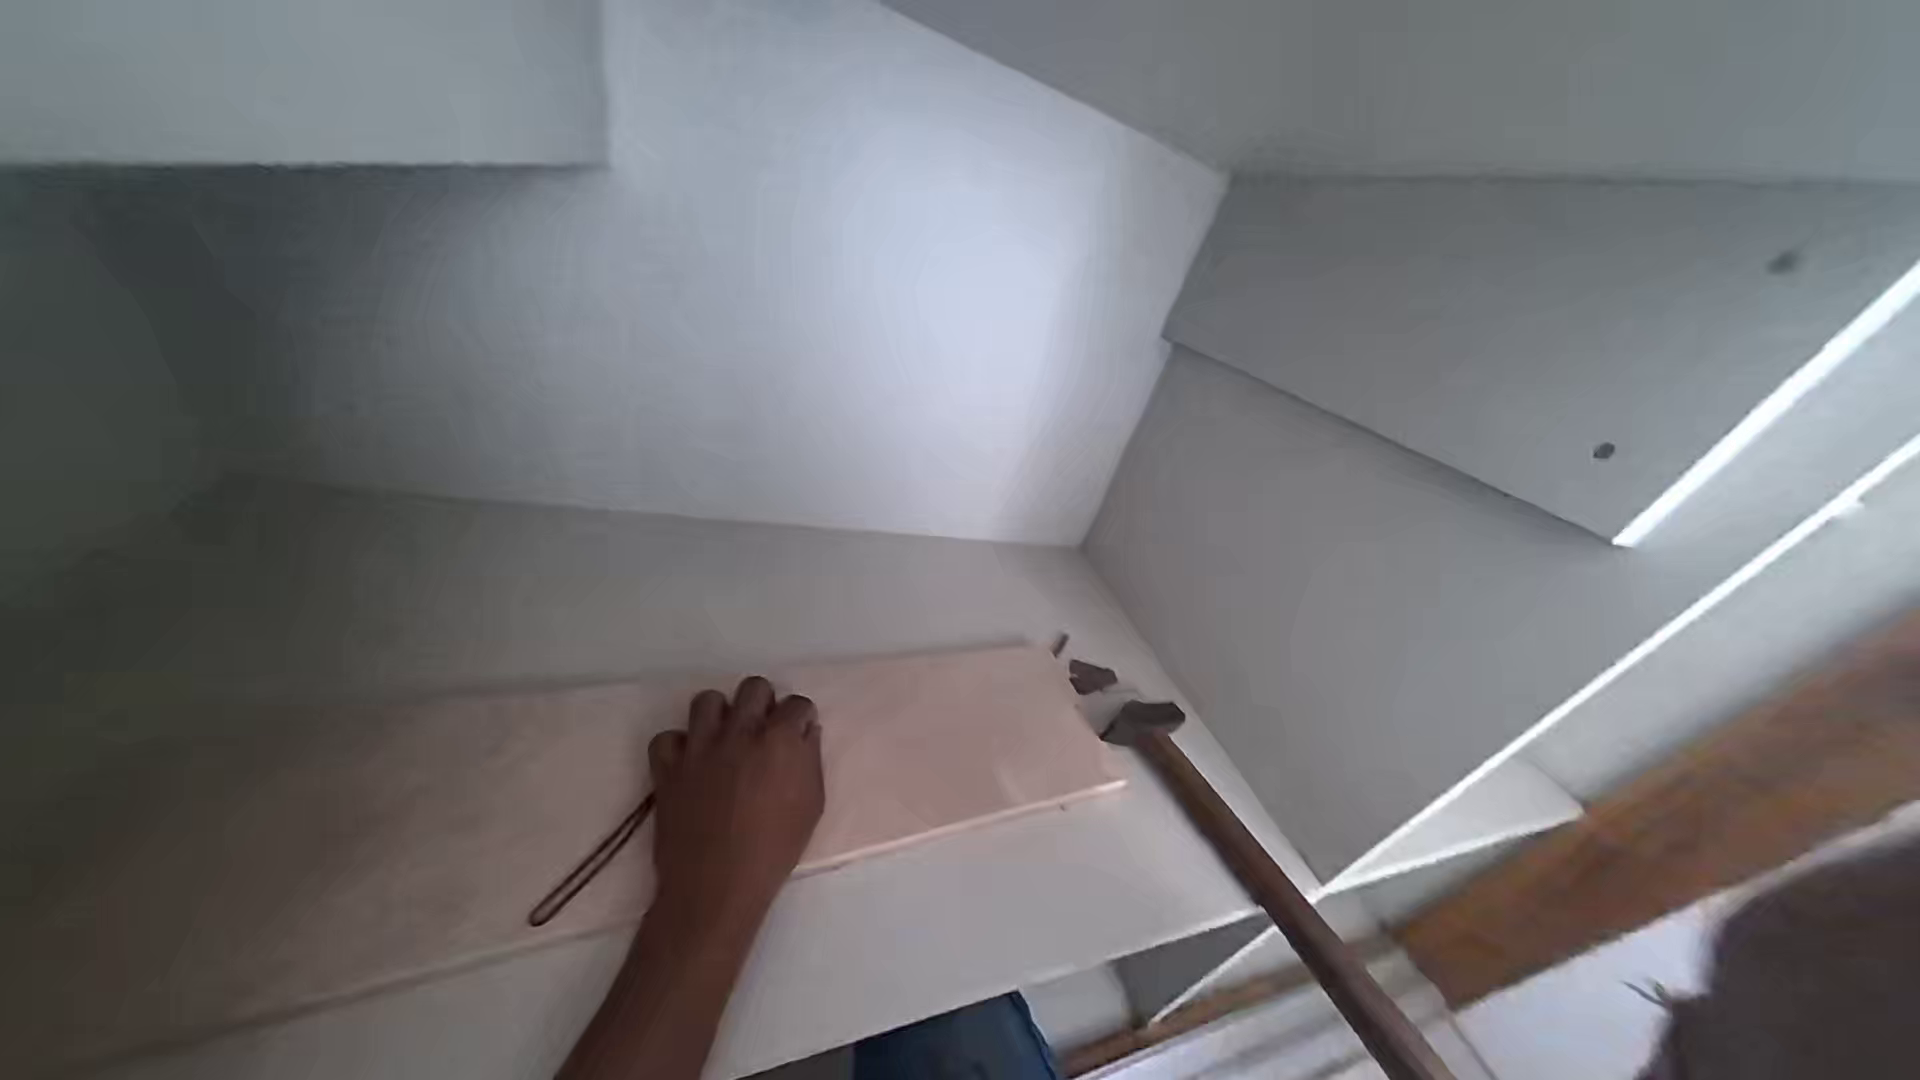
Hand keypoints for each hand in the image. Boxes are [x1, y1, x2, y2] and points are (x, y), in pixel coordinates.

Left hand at [647, 677, 824, 929]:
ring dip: (720, 714)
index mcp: (780, 740)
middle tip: (763, 728)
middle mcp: (740, 732)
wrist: (716, 887)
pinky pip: (667, 738)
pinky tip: (691, 762)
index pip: (798, 704)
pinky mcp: (668, 768)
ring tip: (725, 738)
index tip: (798, 732)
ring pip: (707, 700)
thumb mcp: (812, 805)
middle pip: (753, 687)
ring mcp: (700, 747)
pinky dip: (678, 746)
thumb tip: (806, 732)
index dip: (801, 717)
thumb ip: (810, 759)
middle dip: (764, 702)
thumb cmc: (774, 849)